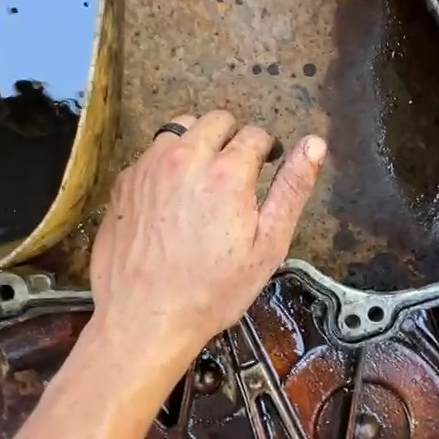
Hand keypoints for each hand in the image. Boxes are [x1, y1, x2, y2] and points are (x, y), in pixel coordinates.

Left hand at [88, 111, 324, 372]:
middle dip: (232, 138)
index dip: (266, 149)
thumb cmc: (213, 290)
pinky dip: (167, 164)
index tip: (264, 167)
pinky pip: (151, 155)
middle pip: (216, 120)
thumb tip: (316, 144)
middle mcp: (184, 158)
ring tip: (203, 180)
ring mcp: (148, 167)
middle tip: (237, 172)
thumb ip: (292, 189)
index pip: (255, 134)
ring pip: (179, 129)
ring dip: (197, 143)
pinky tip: (171, 199)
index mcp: (227, 172)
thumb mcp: (268, 245)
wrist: (144, 318)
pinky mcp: (123, 183)